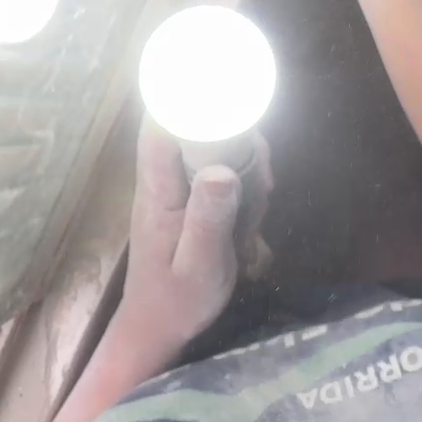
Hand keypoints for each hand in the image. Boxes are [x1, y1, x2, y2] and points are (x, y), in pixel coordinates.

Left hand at [112, 118, 272, 359]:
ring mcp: (175, 192)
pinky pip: (216, 178)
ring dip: (244, 169)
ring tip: (261, 200)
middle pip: (192, 133)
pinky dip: (242, 190)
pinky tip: (252, 219)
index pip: (158, 129)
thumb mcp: (199, 266)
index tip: (221, 91)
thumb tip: (222, 170)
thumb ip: (209, 219)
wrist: (158, 331)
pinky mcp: (188, 204)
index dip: (182, 101)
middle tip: (264, 176)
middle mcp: (162, 183)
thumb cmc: (176, 302)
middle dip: (235, 141)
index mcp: (158, 191)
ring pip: (211, 154)